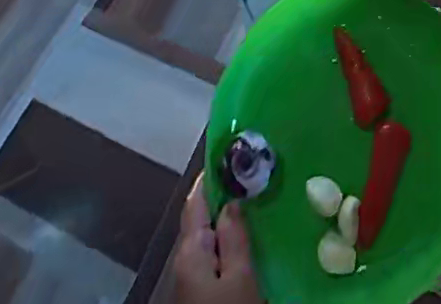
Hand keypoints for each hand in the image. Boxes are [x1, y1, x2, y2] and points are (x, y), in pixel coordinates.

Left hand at [172, 177, 260, 303]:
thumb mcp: (240, 276)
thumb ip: (234, 238)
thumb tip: (231, 202)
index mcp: (191, 251)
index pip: (195, 202)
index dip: (210, 176)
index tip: (230, 152)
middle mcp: (185, 260)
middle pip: (201, 217)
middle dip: (222, 194)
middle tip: (251, 173)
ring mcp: (191, 276)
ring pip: (209, 235)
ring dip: (227, 216)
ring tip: (254, 198)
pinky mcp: (200, 289)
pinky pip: (214, 252)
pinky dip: (228, 237)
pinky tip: (247, 235)